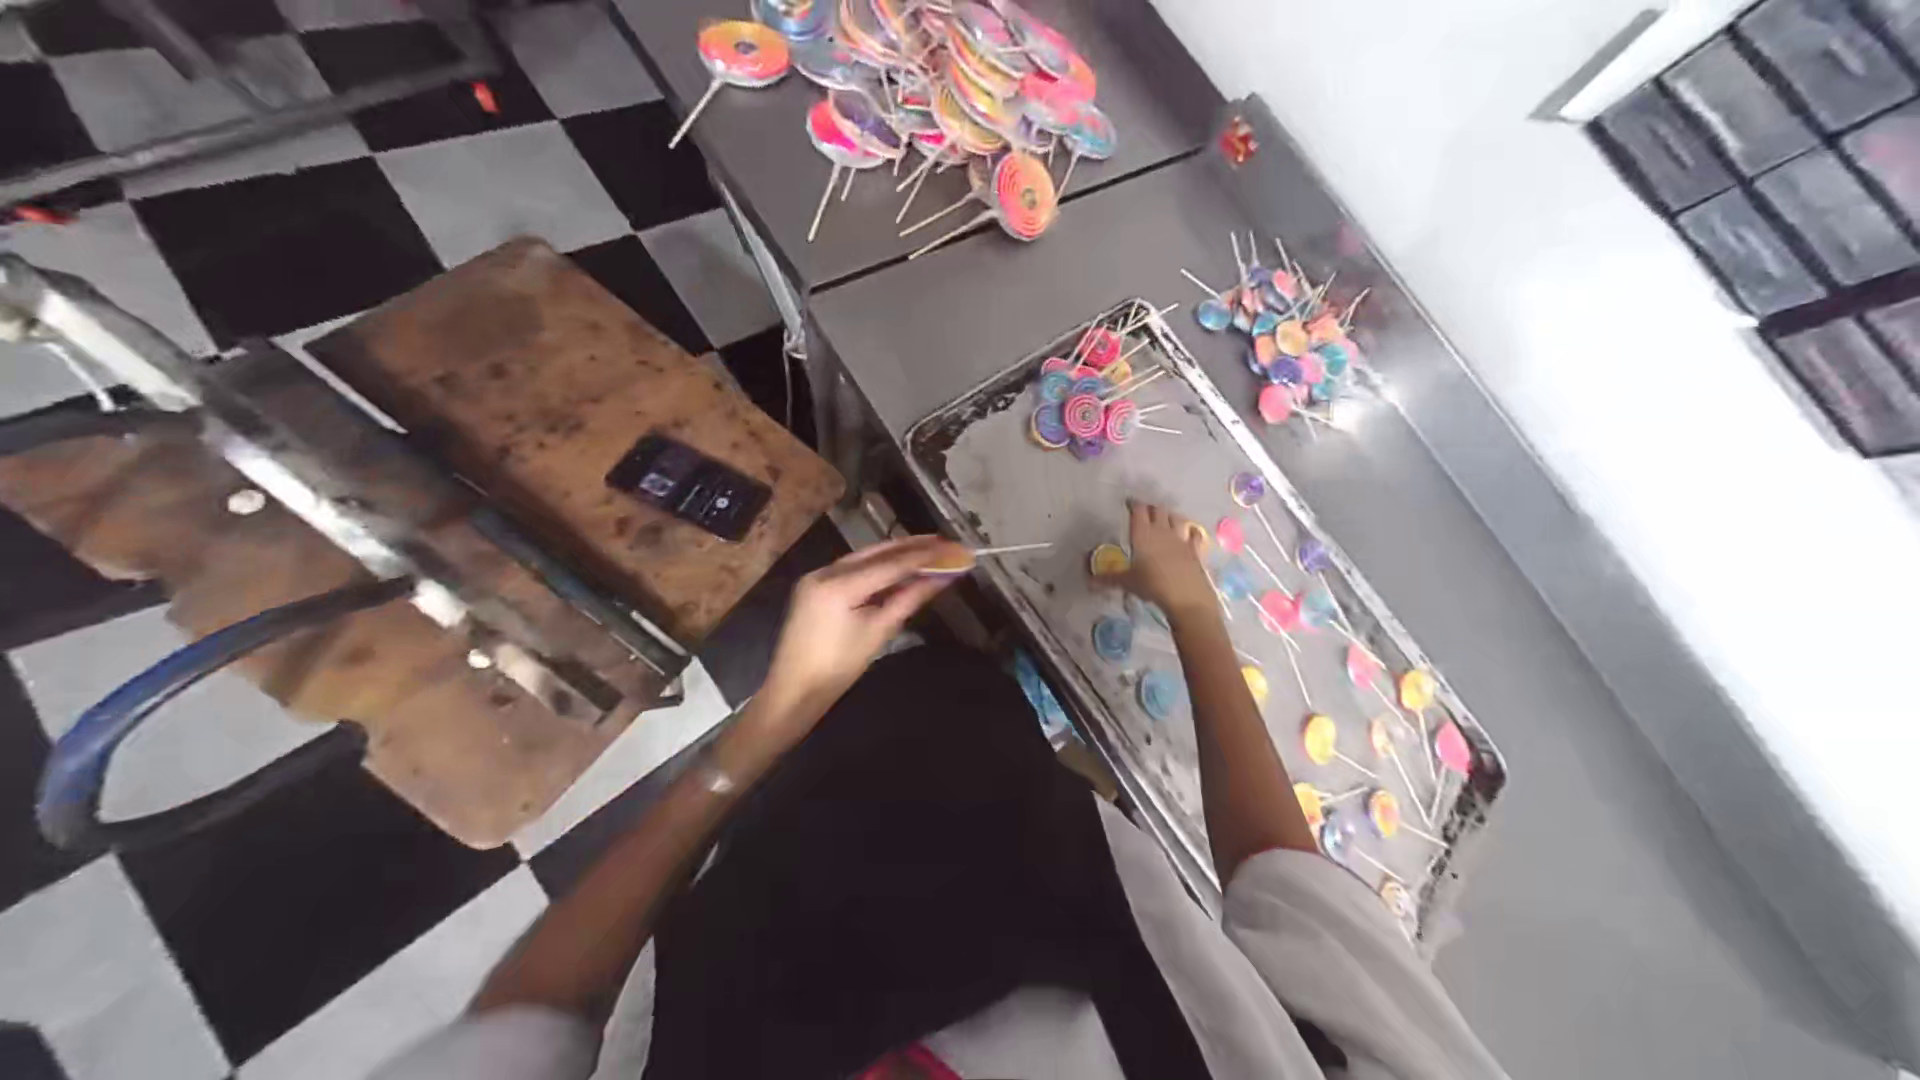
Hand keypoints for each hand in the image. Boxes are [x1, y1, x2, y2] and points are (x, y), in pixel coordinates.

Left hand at [750, 535, 961, 743]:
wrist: (795, 690)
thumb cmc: (839, 668)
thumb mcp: (878, 632)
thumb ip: (908, 599)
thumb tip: (940, 578)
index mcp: (839, 585)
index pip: (890, 563)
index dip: (923, 556)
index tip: (950, 549)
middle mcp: (825, 571)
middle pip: (875, 553)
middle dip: (910, 547)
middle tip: (942, 542)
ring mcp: (817, 577)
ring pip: (863, 558)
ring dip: (894, 555)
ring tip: (926, 550)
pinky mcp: (815, 586)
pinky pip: (851, 569)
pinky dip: (876, 567)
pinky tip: (896, 568)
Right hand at [1101, 500, 1216, 623]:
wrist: (1186, 596)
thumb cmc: (1152, 585)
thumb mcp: (1127, 582)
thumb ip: (1108, 579)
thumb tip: (1088, 582)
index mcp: (1142, 534)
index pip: (1138, 510)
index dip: (1134, 505)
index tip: (1129, 504)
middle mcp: (1162, 530)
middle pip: (1158, 509)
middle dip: (1151, 508)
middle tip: (1145, 512)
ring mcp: (1181, 538)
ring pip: (1176, 517)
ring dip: (1170, 516)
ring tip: (1165, 519)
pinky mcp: (1196, 549)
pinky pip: (1195, 534)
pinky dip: (1192, 532)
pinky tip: (1190, 532)